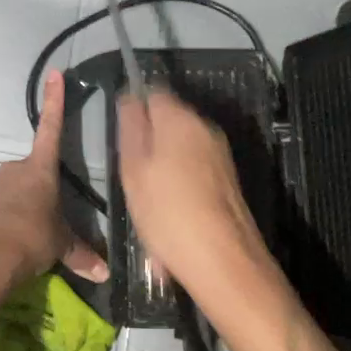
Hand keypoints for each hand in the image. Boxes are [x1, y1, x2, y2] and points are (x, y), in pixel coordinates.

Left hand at [0, 70, 109, 283]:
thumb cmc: (31, 238)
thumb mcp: (61, 246)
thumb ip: (82, 254)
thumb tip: (104, 273)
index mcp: (40, 169)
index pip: (51, 128)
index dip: (54, 101)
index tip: (53, 74)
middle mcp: (17, 170)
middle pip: (36, 170)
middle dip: (46, 189)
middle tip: (57, 216)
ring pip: (21, 191)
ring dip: (30, 208)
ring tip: (41, 235)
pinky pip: (7, 209)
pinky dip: (16, 222)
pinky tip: (23, 242)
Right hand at [116, 91, 265, 290]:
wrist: (223, 259)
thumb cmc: (167, 212)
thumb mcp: (133, 169)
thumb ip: (131, 126)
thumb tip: (130, 97)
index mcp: (180, 118)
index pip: (152, 91)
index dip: (134, 108)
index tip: (122, 138)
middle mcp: (204, 127)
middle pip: (169, 120)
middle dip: (150, 140)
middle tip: (133, 174)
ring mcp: (220, 153)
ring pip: (181, 147)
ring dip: (164, 165)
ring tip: (151, 201)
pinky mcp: (228, 178)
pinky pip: (195, 169)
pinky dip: (181, 184)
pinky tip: (172, 215)